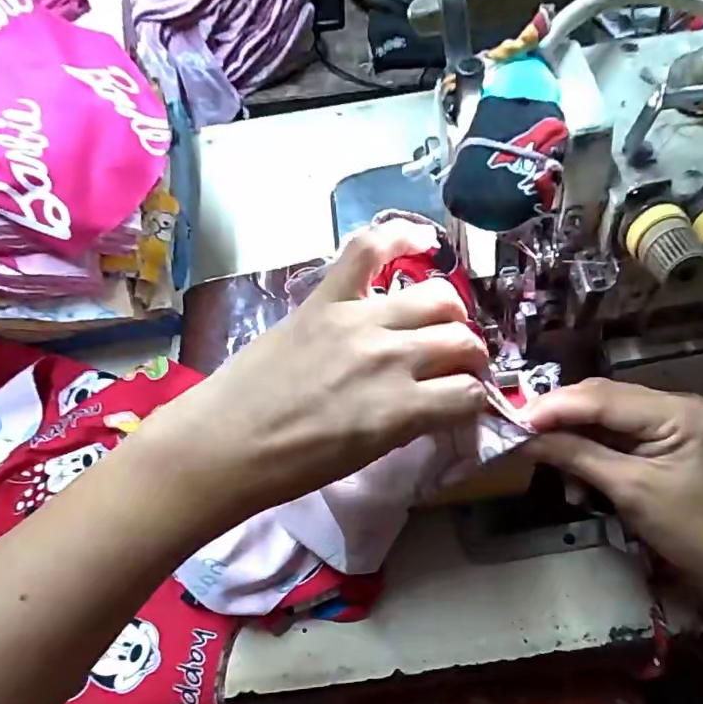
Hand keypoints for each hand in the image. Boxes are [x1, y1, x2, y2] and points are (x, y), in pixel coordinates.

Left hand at [135, 223, 488, 524]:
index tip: (466, 403)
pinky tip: (422, 241)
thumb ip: (408, 422)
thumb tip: (432, 401)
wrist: (226, 445)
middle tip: (457, 365)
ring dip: (451, 314)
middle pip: (461, 341)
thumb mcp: (367, 455)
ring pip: (437, 297)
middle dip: (471, 356)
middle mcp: (391, 357)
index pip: (469, 395)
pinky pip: (369, 249)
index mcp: (402, 409)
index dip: (476, 400)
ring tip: (440, 323)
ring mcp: (359, 321)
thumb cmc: (295, 466)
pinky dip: (399, 237)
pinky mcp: (325, 299)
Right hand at [525, 379, 702, 630]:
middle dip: (561, 421)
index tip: (515, 420)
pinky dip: (592, 457)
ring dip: (575, 444)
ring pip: (604, 419)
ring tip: (560, 478)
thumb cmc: (689, 529)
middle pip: (602, 401)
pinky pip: (616, 438)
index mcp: (678, 411)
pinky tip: (581, 486)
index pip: (603, 397)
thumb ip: (578, 456)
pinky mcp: (663, 442)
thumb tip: (527, 438)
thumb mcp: (629, 490)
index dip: (556, 406)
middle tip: (522, 439)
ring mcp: (670, 423)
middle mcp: (675, 405)